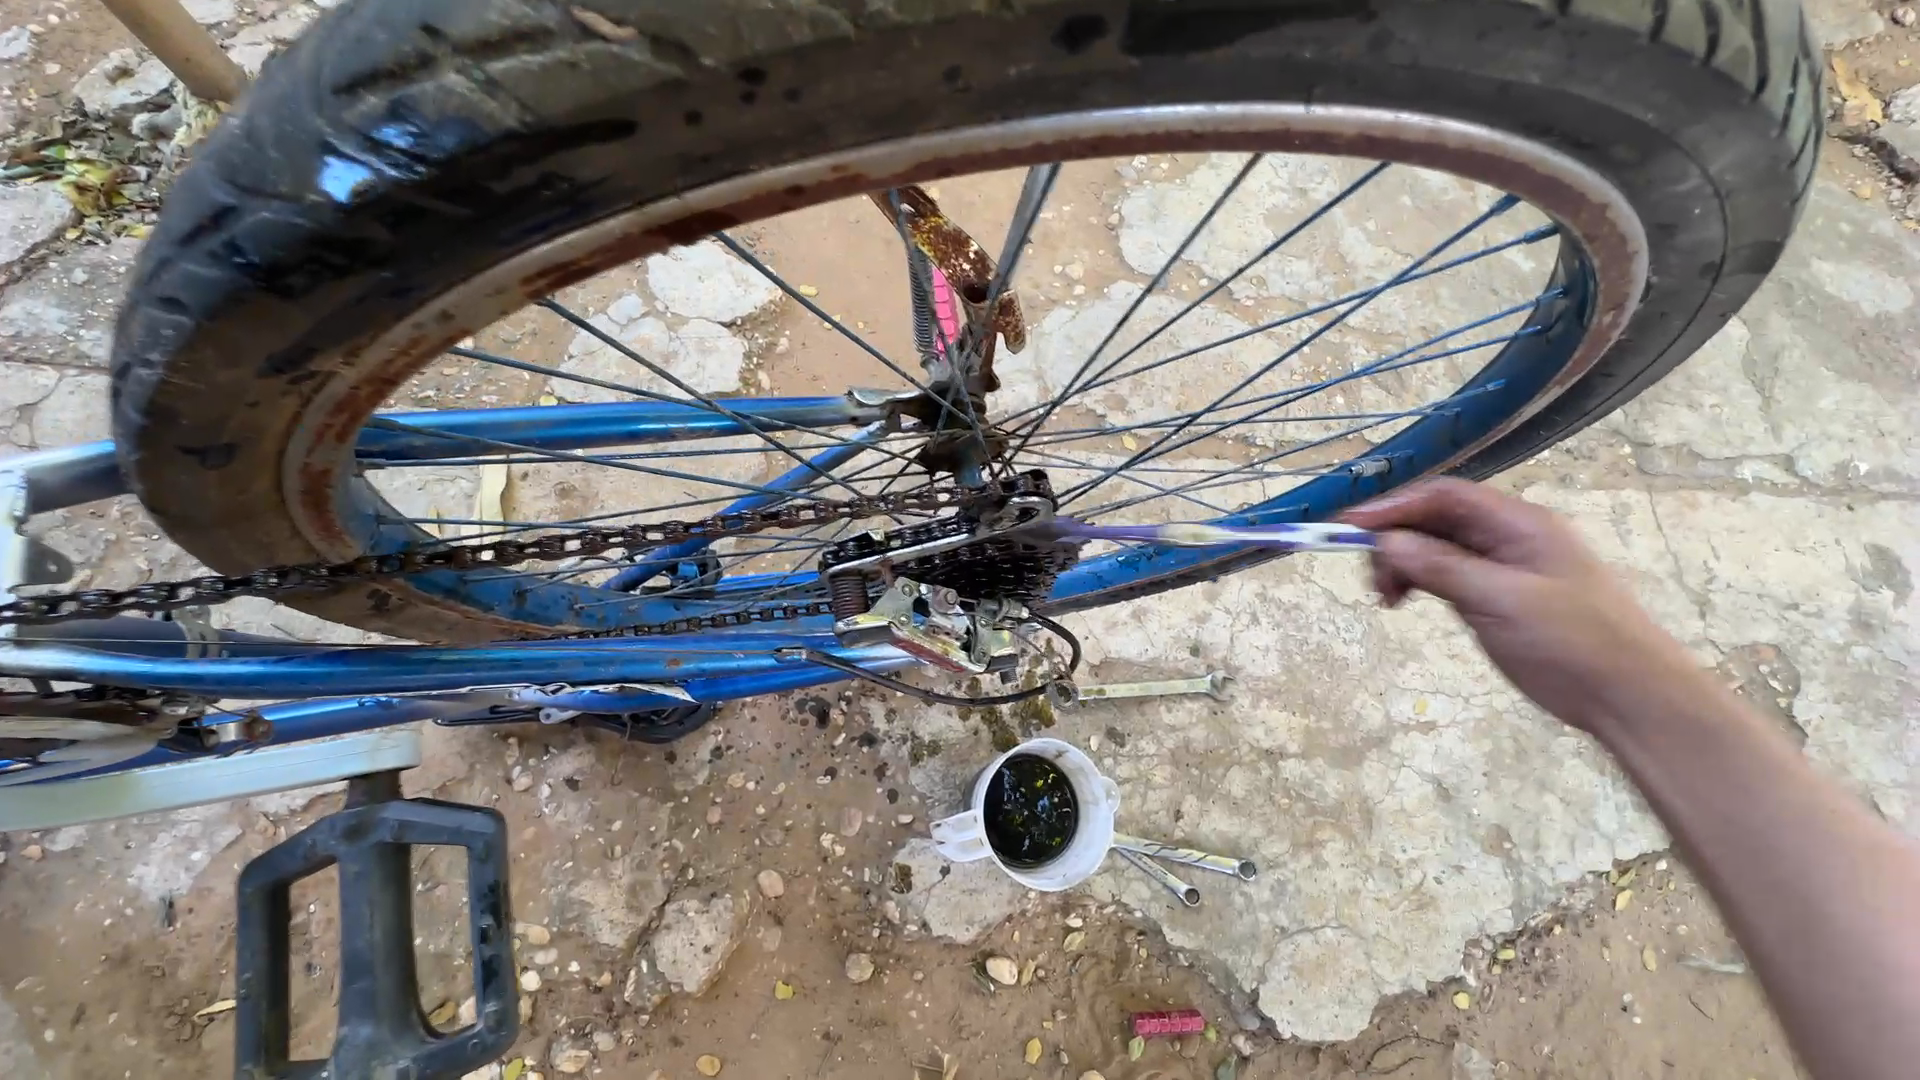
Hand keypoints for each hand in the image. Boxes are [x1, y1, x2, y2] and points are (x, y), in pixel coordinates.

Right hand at [1341, 479, 1699, 734]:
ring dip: (1400, 563)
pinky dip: (1415, 581)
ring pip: (1432, 547)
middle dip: (1393, 540)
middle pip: (1433, 519)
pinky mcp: (1493, 594)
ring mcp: (1500, 565)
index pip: (1443, 497)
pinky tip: (1403, 601)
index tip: (1348, 526)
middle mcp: (1507, 536)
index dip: (1392, 505)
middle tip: (1372, 578)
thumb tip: (1385, 541)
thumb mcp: (1501, 600)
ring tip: (1387, 599)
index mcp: (1519, 524)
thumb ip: (1441, 566)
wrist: (1631, 698)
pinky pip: (1442, 573)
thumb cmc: (1573, 643)